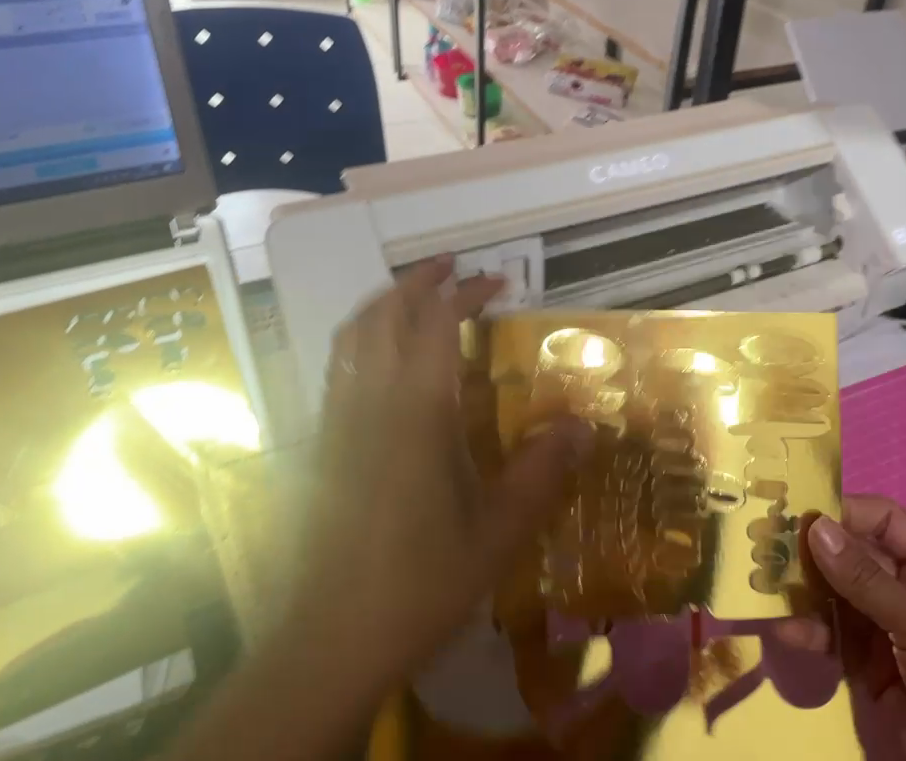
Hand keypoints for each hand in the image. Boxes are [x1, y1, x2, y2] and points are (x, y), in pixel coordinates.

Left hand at [291, 256, 592, 688]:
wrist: (333, 637)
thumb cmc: (422, 582)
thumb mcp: (498, 531)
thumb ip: (541, 471)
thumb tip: (584, 424)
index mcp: (417, 409)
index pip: (438, 323)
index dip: (466, 292)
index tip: (497, 282)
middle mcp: (370, 400)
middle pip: (385, 313)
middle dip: (418, 282)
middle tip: (451, 268)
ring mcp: (338, 420)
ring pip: (351, 335)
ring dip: (383, 304)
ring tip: (415, 299)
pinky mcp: (321, 444)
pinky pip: (338, 367)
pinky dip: (361, 339)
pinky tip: (381, 364)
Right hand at [777, 496, 905, 760]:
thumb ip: (868, 581)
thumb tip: (817, 526)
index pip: (885, 521)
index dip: (842, 512)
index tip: (792, 513)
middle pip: (855, 558)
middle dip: (812, 553)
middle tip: (762, 549)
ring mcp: (893, 632)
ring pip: (839, 599)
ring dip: (805, 594)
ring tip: (766, 591)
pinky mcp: (876, 672)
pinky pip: (837, 641)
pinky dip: (812, 634)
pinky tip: (787, 633)